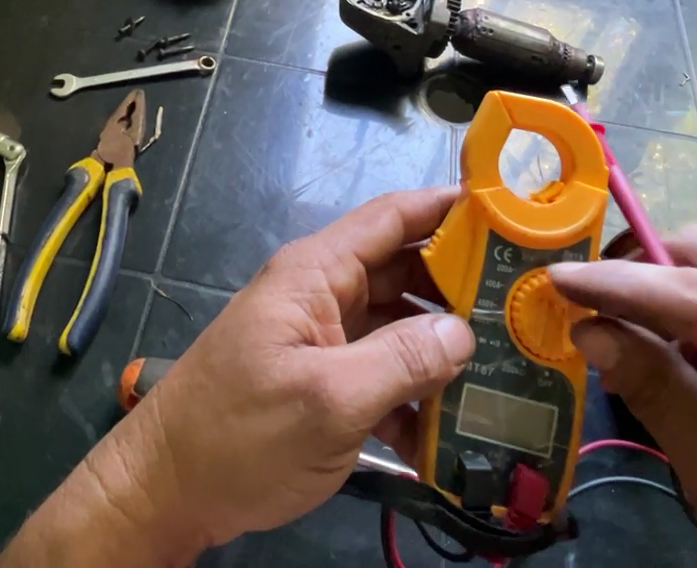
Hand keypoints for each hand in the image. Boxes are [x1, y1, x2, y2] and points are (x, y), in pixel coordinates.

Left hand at [0, 187, 475, 565]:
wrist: (168, 488)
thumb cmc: (239, 433)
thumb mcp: (327, 400)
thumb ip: (401, 362)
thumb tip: (465, 332)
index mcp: (318, 272)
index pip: (392, 218)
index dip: (448, 209)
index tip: (511, 214)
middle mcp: (324, 293)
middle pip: (404, 271)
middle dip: (462, 285)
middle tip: (528, 306)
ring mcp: (324, 337)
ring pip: (398, 323)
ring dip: (444, 345)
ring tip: (510, 365)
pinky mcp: (325, 379)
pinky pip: (382, 369)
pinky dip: (415, 391)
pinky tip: (454, 425)